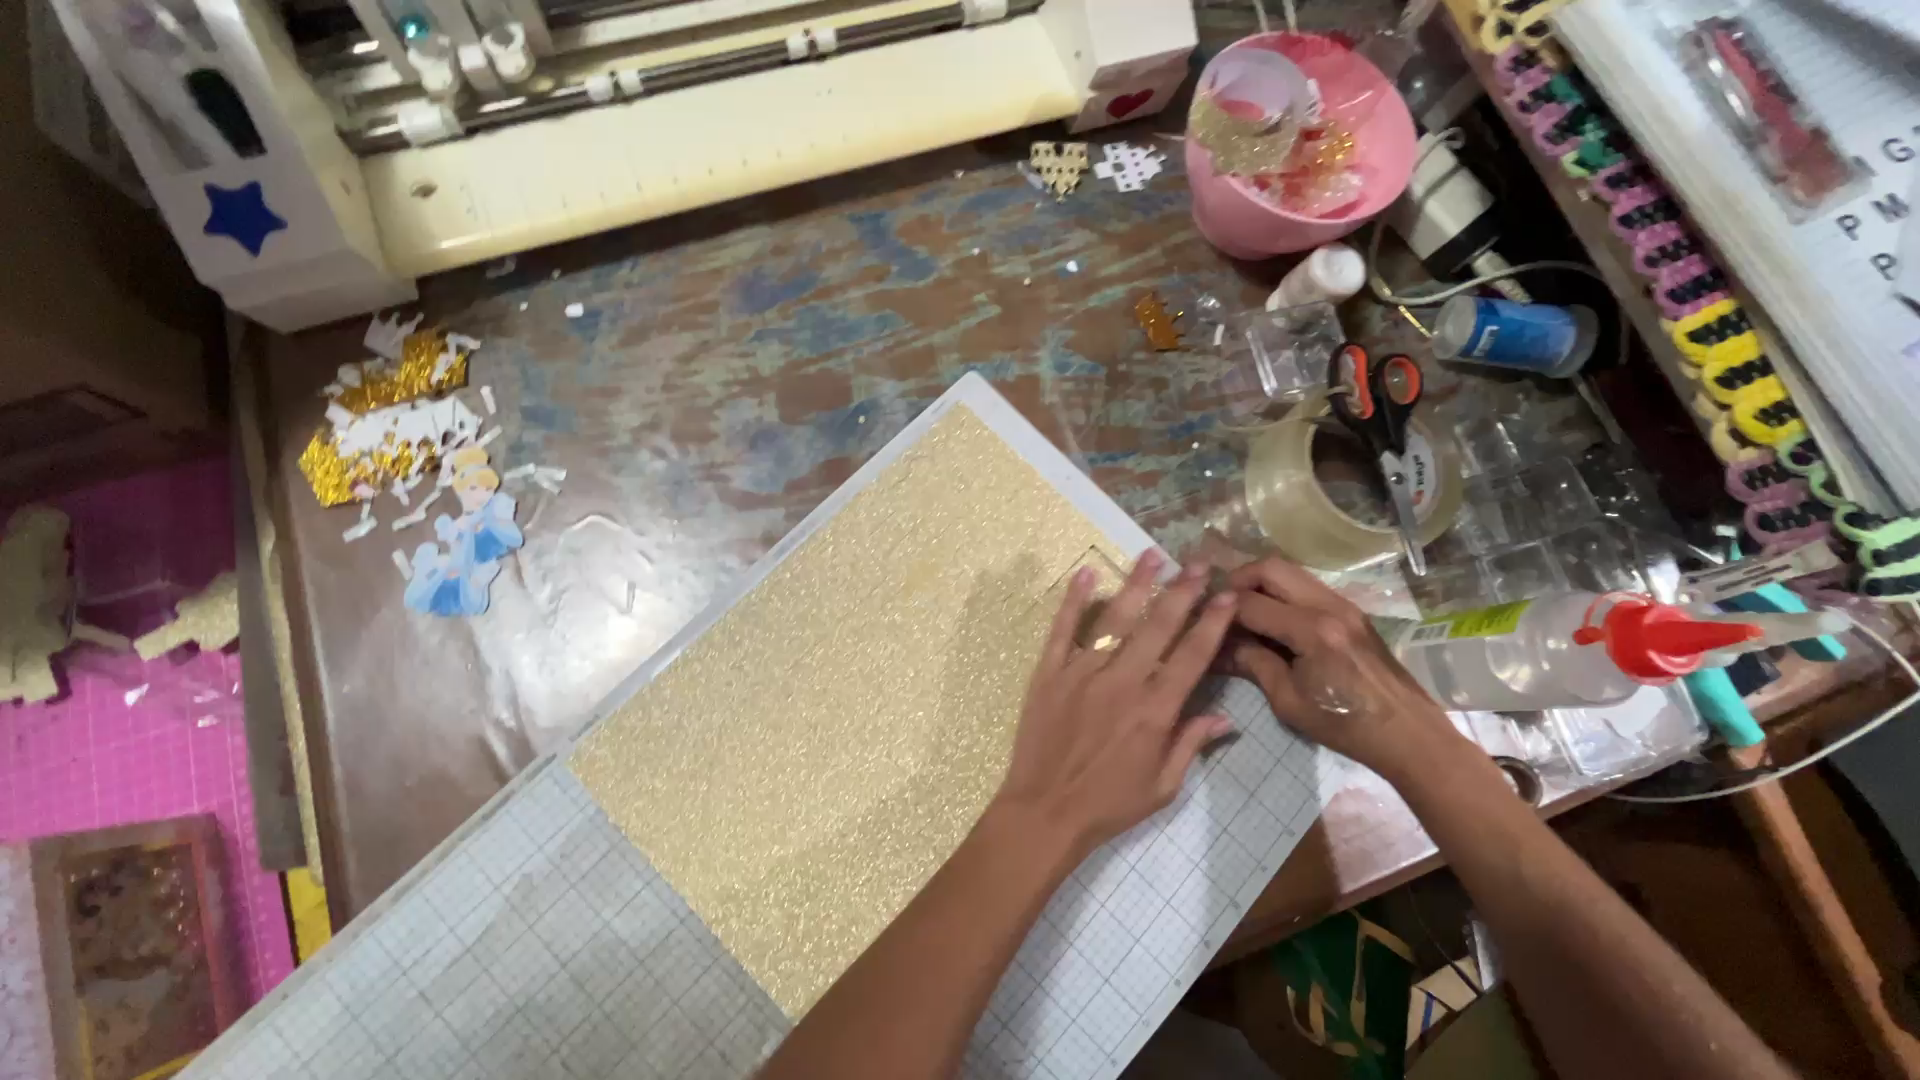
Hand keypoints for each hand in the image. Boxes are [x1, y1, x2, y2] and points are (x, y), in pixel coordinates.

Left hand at [994, 551, 1237, 857]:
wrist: (1045, 812)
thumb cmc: (1108, 805)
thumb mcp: (1163, 786)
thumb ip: (1191, 744)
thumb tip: (1225, 717)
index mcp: (1155, 710)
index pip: (1192, 656)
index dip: (1213, 623)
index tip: (1228, 595)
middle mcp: (1122, 683)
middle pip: (1158, 627)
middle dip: (1182, 592)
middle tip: (1198, 563)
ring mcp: (1082, 673)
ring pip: (1114, 620)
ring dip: (1135, 585)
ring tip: (1152, 555)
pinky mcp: (1049, 673)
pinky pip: (1063, 630)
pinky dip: (1073, 601)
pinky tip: (1086, 573)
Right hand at [1223, 557, 1462, 781]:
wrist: (1408, 734)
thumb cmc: (1344, 726)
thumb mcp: (1288, 701)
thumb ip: (1253, 664)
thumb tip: (1220, 646)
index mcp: (1312, 631)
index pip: (1250, 603)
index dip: (1220, 610)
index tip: (1199, 618)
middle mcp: (1329, 607)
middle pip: (1271, 568)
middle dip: (1238, 579)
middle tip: (1219, 603)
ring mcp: (1344, 606)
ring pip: (1291, 572)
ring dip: (1261, 583)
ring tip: (1241, 610)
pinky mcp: (1352, 613)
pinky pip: (1307, 587)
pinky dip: (1282, 593)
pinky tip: (1270, 620)